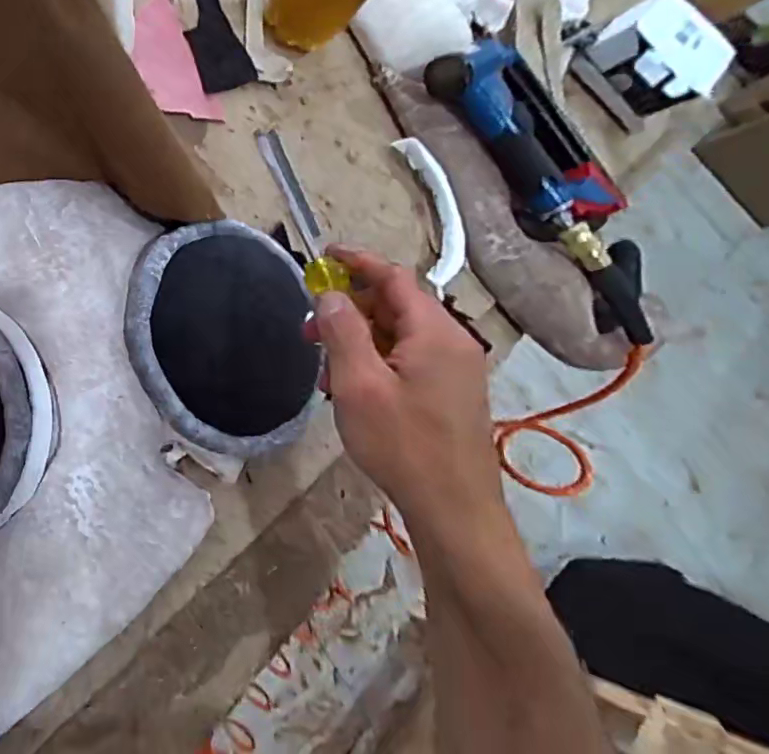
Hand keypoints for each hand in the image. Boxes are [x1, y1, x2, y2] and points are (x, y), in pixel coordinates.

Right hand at [309, 247, 502, 533]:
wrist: (455, 513)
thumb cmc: (404, 446)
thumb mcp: (360, 385)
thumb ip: (343, 331)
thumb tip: (331, 295)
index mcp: (435, 331)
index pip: (393, 277)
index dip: (357, 262)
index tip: (324, 256)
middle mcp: (452, 341)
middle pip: (396, 306)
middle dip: (350, 310)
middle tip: (311, 331)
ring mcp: (456, 369)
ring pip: (400, 335)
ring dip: (361, 340)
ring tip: (328, 372)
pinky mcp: (453, 394)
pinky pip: (410, 359)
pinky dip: (378, 361)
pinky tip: (355, 391)